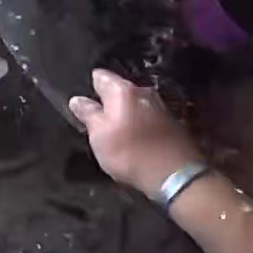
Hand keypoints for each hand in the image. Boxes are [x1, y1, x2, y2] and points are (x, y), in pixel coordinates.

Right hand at [68, 69, 202, 198]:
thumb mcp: (99, 135)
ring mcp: (161, 108)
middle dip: (108, 100)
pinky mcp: (173, 125)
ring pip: (135, 104)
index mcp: (123, 91)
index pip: (101, 76)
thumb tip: (77, 100)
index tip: (83, 97)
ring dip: (125, 113)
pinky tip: (133, 138)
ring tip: (113, 130)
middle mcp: (144, 93)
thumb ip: (88, 114)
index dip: (89, 85)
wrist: (175, 176)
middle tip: (95, 116)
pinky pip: (148, 118)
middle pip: (120, 90)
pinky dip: (139, 124)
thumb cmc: (130, 153)